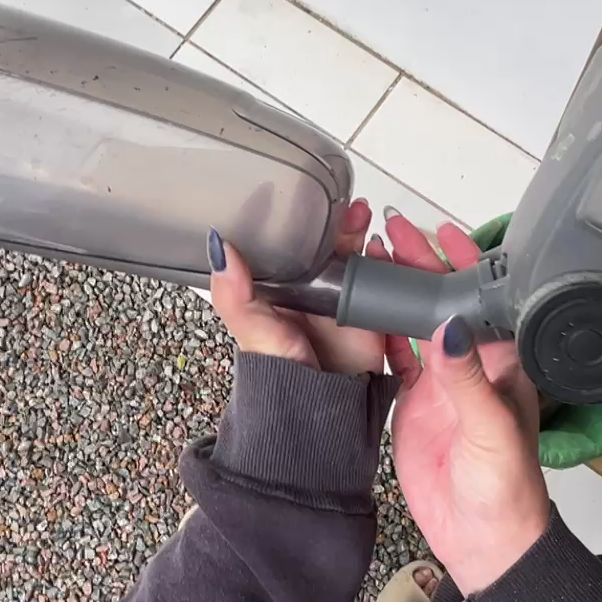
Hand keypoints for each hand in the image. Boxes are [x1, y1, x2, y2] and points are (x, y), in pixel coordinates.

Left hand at [207, 200, 386, 374]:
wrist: (320, 407)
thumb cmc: (280, 371)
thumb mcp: (250, 327)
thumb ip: (233, 291)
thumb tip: (217, 246)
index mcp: (280, 289)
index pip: (289, 245)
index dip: (299, 220)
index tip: (304, 195)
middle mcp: (311, 290)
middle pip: (327, 244)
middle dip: (338, 221)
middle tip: (347, 205)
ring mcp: (342, 299)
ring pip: (354, 256)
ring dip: (360, 234)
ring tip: (363, 216)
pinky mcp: (369, 311)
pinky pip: (379, 280)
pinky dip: (384, 262)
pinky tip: (382, 249)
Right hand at [381, 215, 547, 593]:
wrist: (482, 539)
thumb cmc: (507, 489)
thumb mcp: (491, 431)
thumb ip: (467, 380)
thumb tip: (445, 328)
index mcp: (501, 361)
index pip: (482, 298)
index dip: (463, 261)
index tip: (438, 229)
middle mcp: (470, 364)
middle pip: (442, 302)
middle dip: (419, 265)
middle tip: (389, 233)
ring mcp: (440, 383)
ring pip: (414, 324)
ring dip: (395, 293)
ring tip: (370, 260)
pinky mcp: (414, 402)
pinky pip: (394, 357)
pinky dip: (377, 332)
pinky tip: (361, 310)